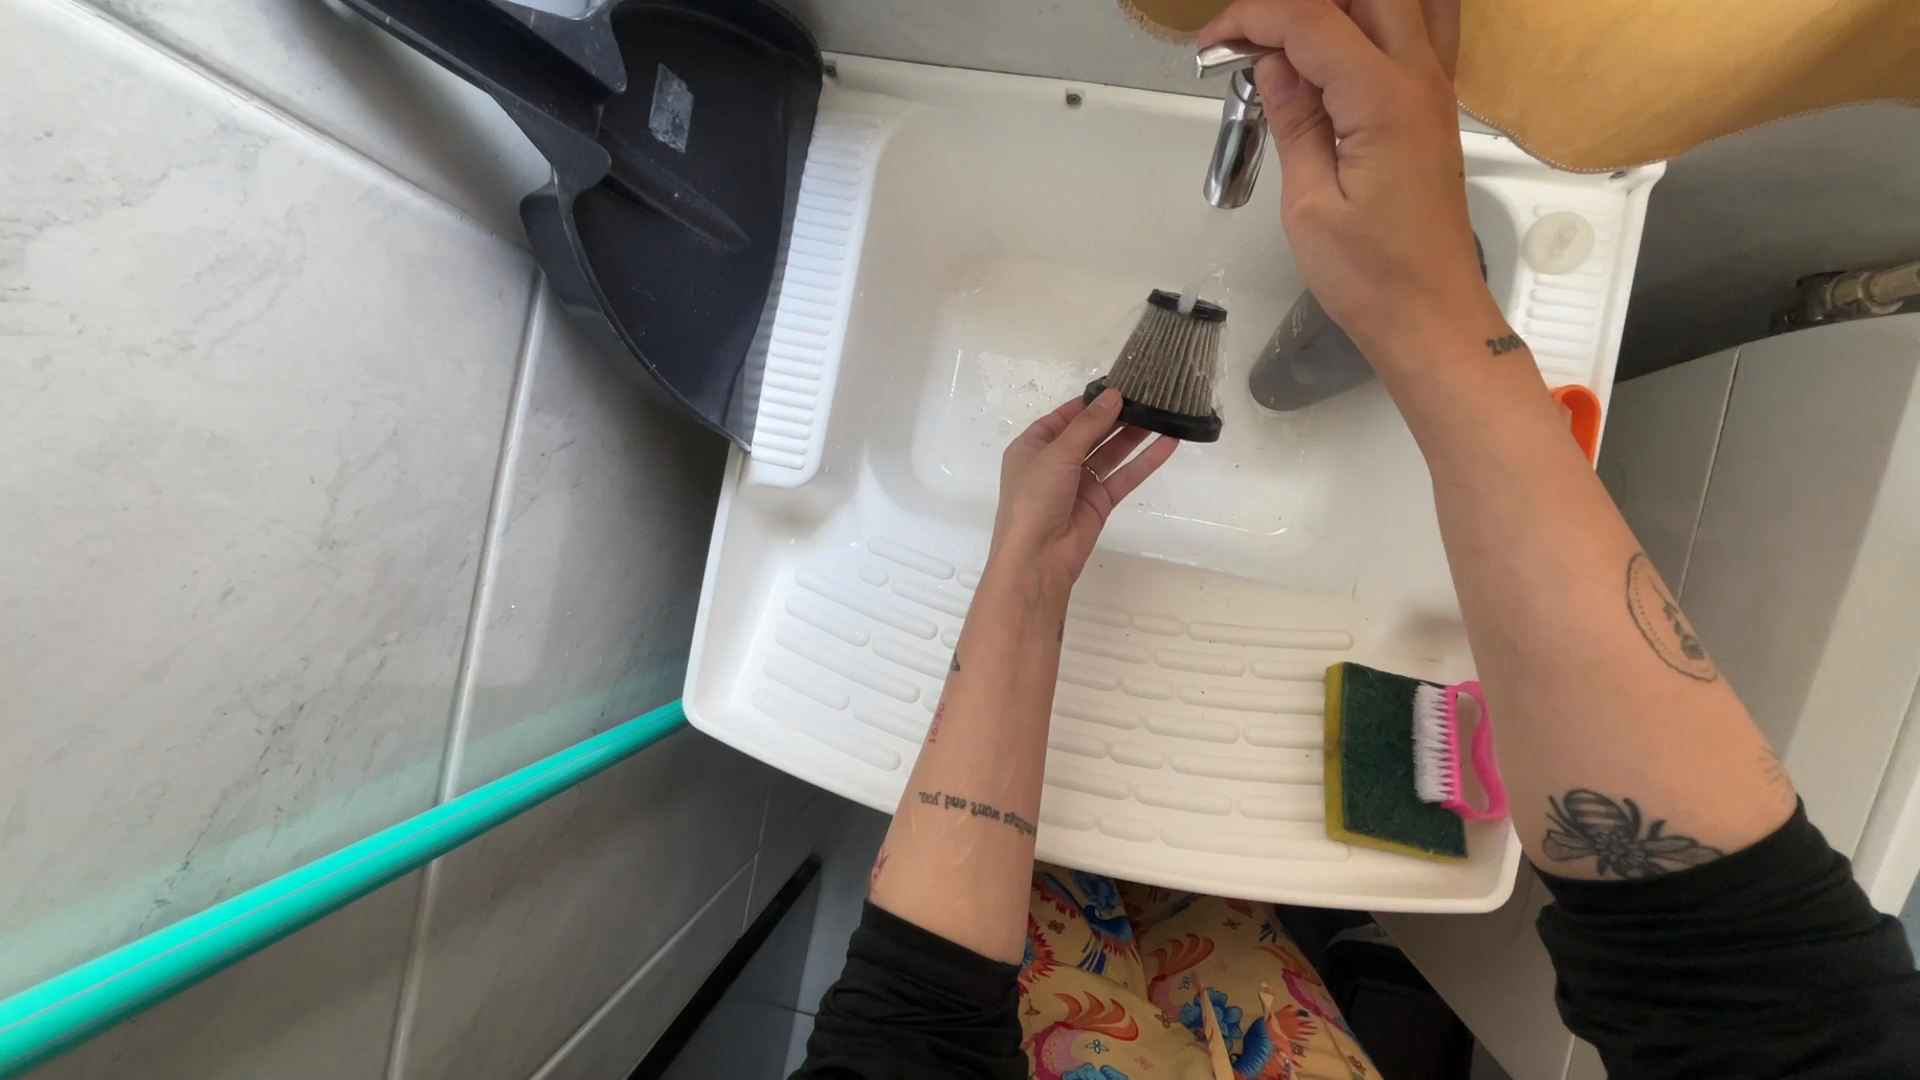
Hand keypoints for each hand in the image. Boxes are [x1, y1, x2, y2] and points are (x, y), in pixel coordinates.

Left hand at [988, 390, 1176, 593]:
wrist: (1037, 558)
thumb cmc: (1034, 499)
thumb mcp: (1056, 454)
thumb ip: (1087, 425)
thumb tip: (1113, 396)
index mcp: (1031, 448)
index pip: (1061, 419)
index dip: (1088, 403)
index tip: (1117, 386)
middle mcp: (1053, 464)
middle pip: (1088, 434)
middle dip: (1115, 416)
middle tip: (1147, 395)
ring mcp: (1077, 485)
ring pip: (1109, 454)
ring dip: (1133, 435)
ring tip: (1162, 412)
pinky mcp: (1098, 503)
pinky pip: (1123, 477)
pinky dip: (1144, 462)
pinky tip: (1168, 443)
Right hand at [1200, 0, 1498, 366]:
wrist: (1427, 310)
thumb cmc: (1367, 275)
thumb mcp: (1309, 207)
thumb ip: (1295, 125)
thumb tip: (1273, 66)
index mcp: (1382, 101)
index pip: (1314, 22)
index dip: (1257, 18)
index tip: (1213, 41)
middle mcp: (1420, 76)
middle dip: (1296, 3)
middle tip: (1248, 37)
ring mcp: (1437, 87)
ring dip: (1343, 5)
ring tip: (1292, 39)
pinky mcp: (1436, 106)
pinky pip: (1423, 25)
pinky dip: (1380, 17)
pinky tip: (1344, 44)